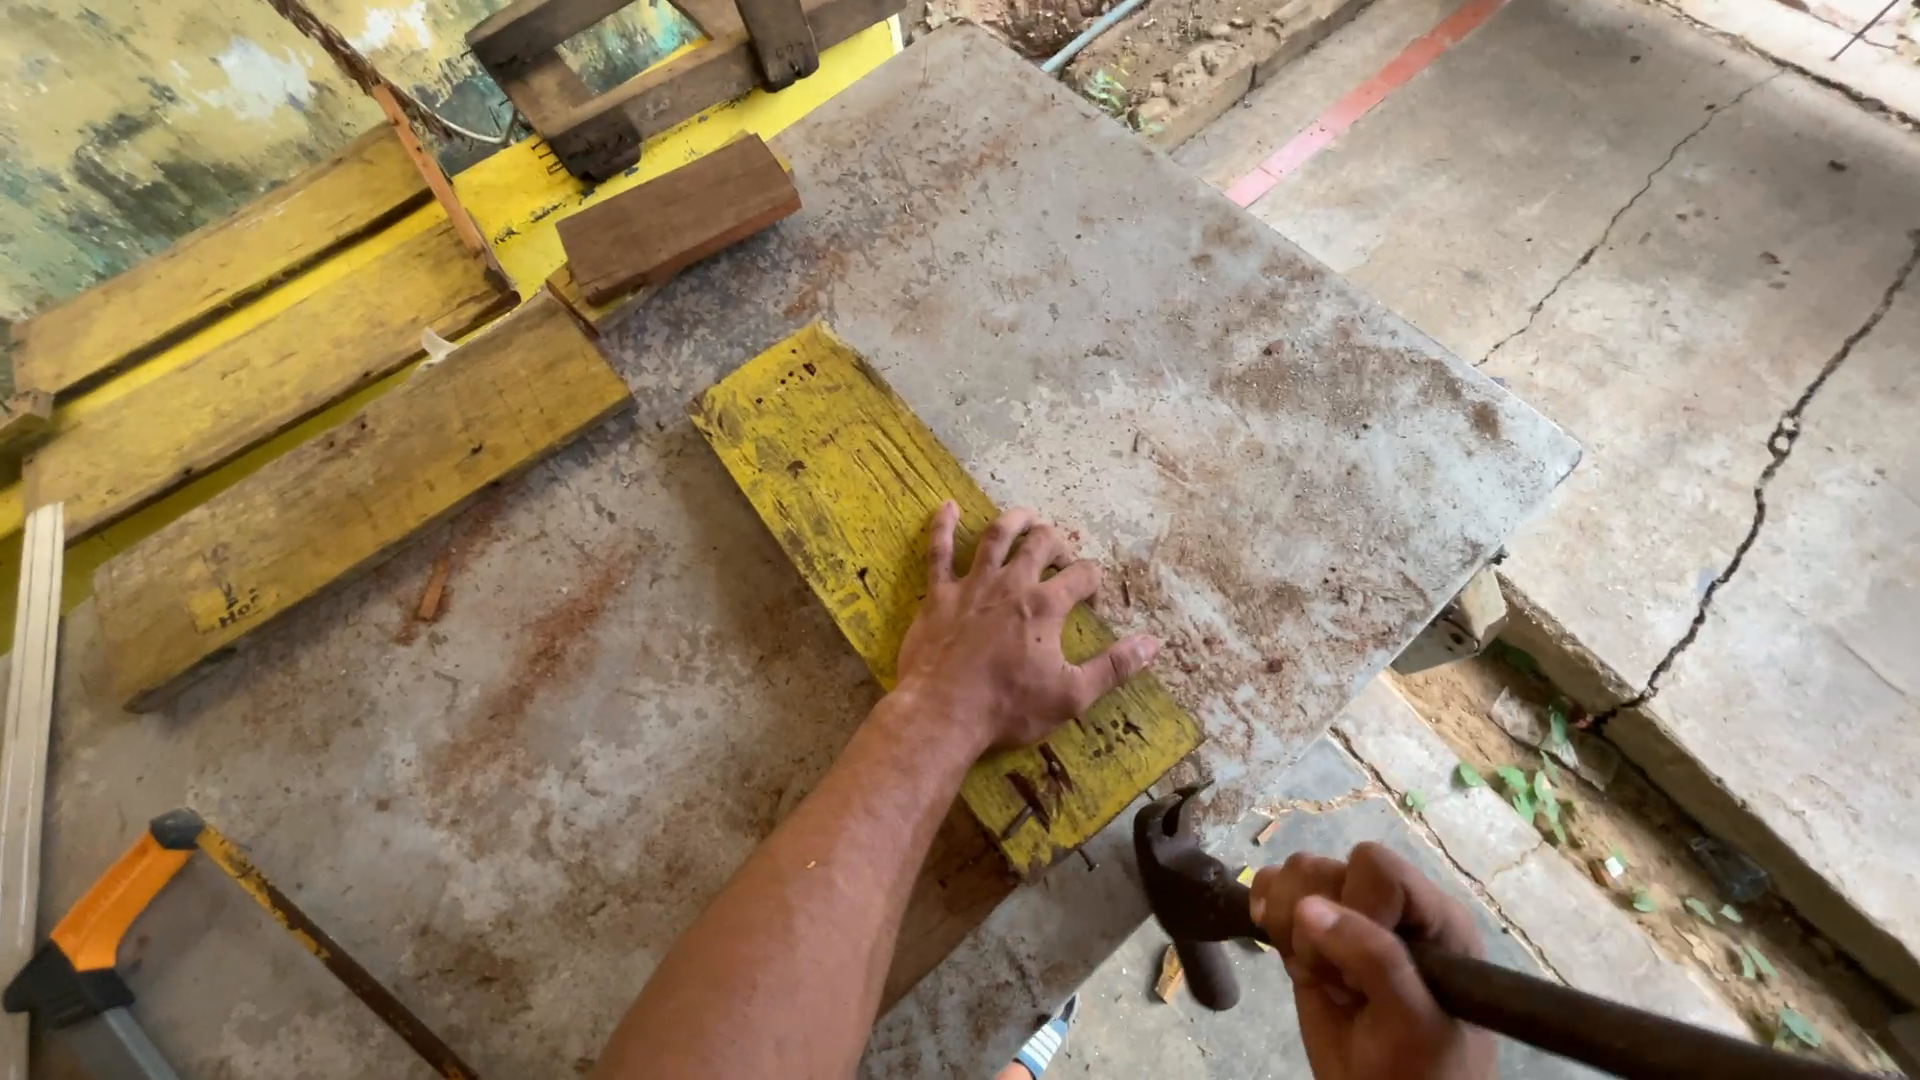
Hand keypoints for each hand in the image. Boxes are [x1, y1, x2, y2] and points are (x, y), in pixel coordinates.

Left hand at [890, 502, 1159, 750]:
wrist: (942, 713)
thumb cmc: (1008, 707)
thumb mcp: (1071, 695)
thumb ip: (1114, 667)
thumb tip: (1154, 643)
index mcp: (1046, 606)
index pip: (1082, 575)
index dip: (1093, 580)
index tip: (1091, 595)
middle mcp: (1012, 584)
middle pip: (1040, 544)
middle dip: (1056, 542)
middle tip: (1060, 553)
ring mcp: (972, 585)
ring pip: (996, 537)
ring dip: (1014, 522)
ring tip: (1025, 516)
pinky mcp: (939, 594)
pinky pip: (938, 551)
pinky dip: (943, 526)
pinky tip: (948, 507)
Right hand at [1249, 843, 1495, 1079]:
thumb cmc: (1416, 1072)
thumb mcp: (1410, 1023)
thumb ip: (1374, 960)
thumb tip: (1308, 907)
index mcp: (1434, 917)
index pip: (1380, 868)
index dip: (1358, 905)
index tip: (1358, 969)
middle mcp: (1391, 903)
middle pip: (1329, 866)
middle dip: (1317, 925)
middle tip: (1338, 982)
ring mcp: (1346, 909)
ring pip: (1296, 871)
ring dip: (1290, 926)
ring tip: (1314, 974)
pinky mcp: (1308, 920)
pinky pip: (1271, 883)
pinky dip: (1266, 910)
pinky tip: (1282, 950)